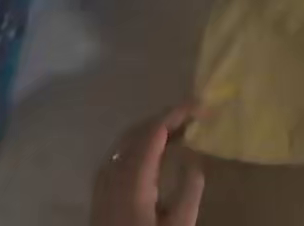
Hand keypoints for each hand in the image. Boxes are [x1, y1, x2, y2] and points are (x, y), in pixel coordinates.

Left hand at [91, 104, 205, 225]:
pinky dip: (140, 143)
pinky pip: (120, 154)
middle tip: (194, 117)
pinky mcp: (100, 196)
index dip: (179, 112)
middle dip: (167, 117)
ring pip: (127, 140)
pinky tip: (154, 154)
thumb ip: (190, 189)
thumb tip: (193, 160)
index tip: (203, 107)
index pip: (155, 130)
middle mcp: (113, 174)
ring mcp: (103, 184)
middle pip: (139, 130)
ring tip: (179, 131)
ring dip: (153, 129)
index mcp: (132, 179)